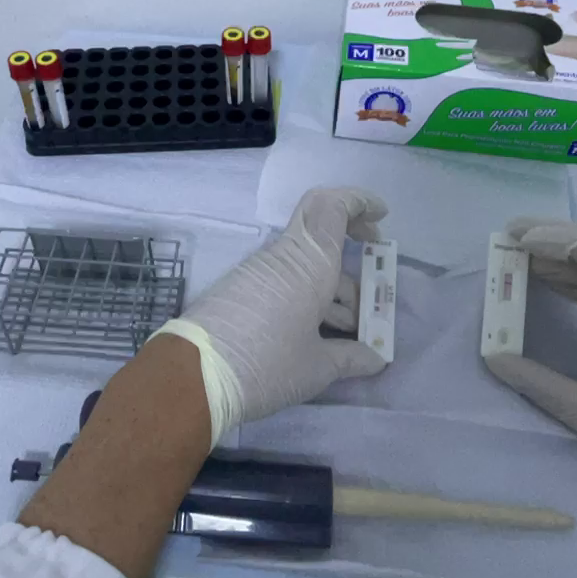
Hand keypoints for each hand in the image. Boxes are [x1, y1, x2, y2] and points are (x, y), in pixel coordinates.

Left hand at [155, 187, 388, 444]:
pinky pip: (287, 280)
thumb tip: (375, 358)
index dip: (359, 202)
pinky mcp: (243, 289)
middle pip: (319, 225)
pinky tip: (322, 334)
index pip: (333, 206)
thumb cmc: (267, 364)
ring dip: (334, 286)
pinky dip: (310, 296)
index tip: (382, 216)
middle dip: (350, 236)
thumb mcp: (317, 367)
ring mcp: (260, 271)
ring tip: (354, 332)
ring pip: (306, 263)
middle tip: (372, 265)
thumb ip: (350, 358)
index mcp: (309, 262)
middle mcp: (284, 257)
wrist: (195, 375)